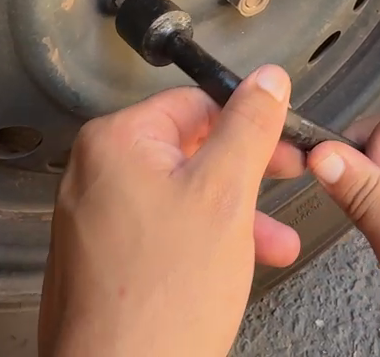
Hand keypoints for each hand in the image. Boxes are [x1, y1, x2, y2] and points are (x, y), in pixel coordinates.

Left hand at [38, 66, 306, 356]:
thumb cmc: (160, 300)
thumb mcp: (226, 193)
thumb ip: (249, 126)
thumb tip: (267, 79)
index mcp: (115, 141)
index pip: (195, 104)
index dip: (247, 122)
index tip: (280, 141)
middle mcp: (95, 173)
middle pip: (188, 149)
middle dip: (245, 174)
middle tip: (284, 180)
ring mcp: (95, 219)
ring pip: (180, 195)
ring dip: (233, 215)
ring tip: (272, 243)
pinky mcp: (102, 260)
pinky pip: (161, 231)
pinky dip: (201, 241)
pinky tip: (233, 266)